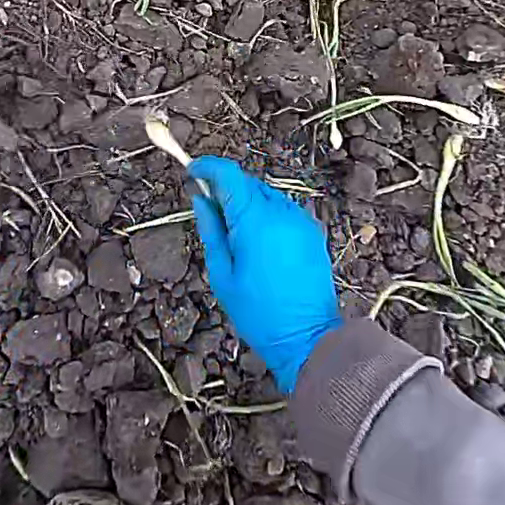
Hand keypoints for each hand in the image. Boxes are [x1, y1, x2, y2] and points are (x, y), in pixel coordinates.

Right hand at [190, 155, 341, 392]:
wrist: (306, 337)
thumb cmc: (259, 312)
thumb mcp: (222, 274)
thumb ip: (211, 230)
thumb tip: (200, 199)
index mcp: (255, 220)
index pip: (229, 174)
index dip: (208, 167)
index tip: (193, 170)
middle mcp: (281, 211)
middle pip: (247, 183)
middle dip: (226, 190)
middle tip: (210, 212)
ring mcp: (300, 219)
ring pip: (265, 196)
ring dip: (247, 204)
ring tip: (237, 238)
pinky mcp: (312, 229)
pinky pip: (283, 210)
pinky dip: (266, 215)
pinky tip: (259, 244)